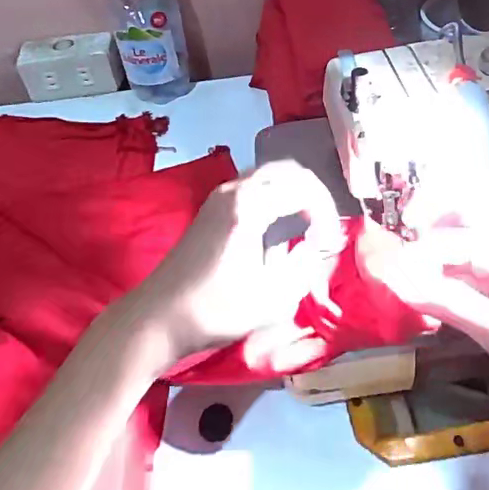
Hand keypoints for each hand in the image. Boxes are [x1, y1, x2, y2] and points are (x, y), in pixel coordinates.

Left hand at [128, 160, 345, 365]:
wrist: (157, 318)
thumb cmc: (215, 310)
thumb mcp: (274, 296)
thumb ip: (307, 263)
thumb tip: (323, 244)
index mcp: (249, 204)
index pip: (304, 189)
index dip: (327, 215)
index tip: (331, 244)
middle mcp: (234, 189)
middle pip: (287, 172)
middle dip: (314, 196)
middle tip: (326, 228)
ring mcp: (219, 196)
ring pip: (269, 176)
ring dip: (294, 194)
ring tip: (309, 226)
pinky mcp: (212, 208)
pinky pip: (254, 187)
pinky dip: (276, 197)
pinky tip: (280, 227)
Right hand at [357, 192, 488, 433]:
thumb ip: (444, 300)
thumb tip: (395, 278)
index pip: (446, 237)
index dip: (414, 253)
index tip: (387, 274)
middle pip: (459, 214)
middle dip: (425, 227)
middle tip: (397, 256)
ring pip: (465, 239)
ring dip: (436, 251)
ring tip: (409, 277)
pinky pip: (474, 262)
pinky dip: (451, 271)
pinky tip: (436, 293)